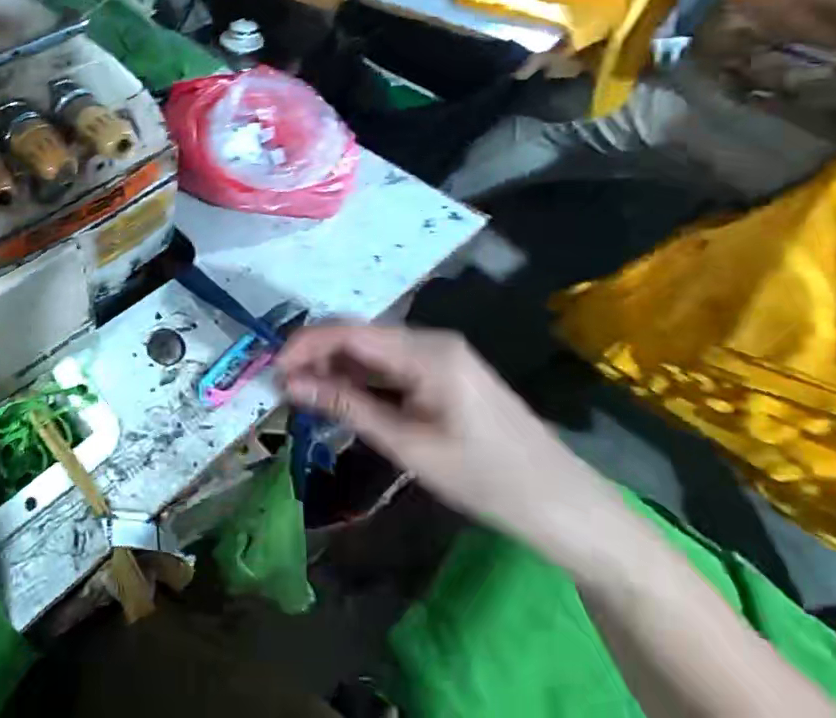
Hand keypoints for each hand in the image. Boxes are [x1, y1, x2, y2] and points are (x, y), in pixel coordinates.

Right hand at [277, 324, 617, 557]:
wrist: (565, 505)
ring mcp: (441, 355)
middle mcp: (432, 340)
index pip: (349, 331)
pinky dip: (362, 378)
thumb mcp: (409, 446)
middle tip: (280, 386)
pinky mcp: (445, 373)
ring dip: (336, 367)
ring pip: (373, 350)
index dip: (304, 344)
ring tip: (301, 393)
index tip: (270, 370)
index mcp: (427, 351)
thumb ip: (349, 407)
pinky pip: (392, 365)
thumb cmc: (487, 479)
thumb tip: (292, 384)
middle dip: (316, 354)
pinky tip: (341, 397)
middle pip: (359, 334)